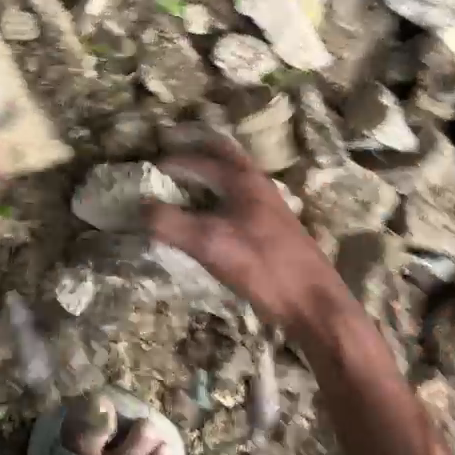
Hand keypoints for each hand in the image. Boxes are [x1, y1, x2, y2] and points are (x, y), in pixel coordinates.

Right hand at [143, 138, 346, 336]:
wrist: (315, 305)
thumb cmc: (262, 267)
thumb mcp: (208, 244)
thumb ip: (169, 223)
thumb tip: (139, 206)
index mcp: (243, 181)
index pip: (199, 160)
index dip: (171, 162)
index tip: (148, 169)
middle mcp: (258, 185)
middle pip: (225, 154)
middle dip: (197, 149)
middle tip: (171, 152)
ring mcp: (269, 206)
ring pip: (234, 175)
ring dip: (209, 171)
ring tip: (184, 182)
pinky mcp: (274, 228)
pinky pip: (239, 196)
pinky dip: (219, 193)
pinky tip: (209, 214)